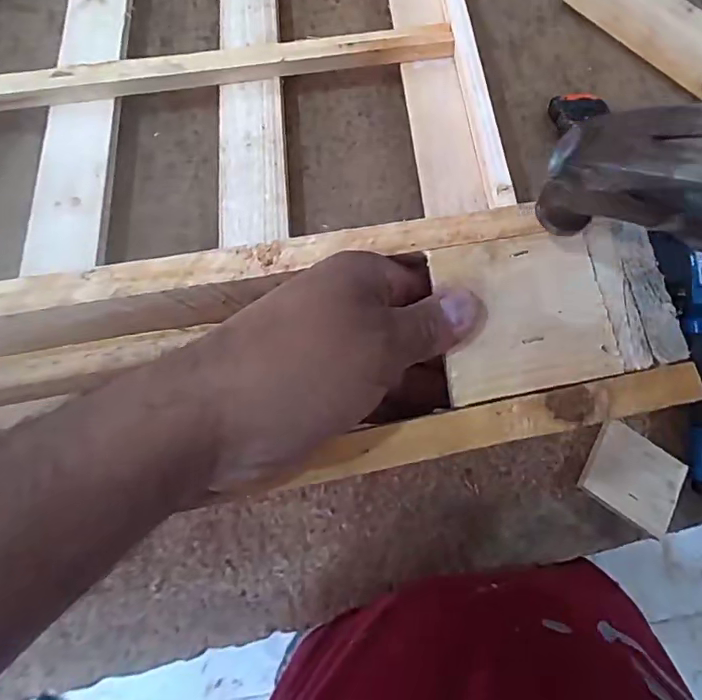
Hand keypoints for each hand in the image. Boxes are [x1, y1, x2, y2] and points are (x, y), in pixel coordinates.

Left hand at [193, 251, 483, 489]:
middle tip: (494, 378)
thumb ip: (428, 326)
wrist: (200, 425)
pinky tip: (421, 423)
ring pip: (389, 359)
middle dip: (446, 348)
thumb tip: (472, 299)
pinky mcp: (312, 387)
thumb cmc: (302, 370)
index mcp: (361, 276)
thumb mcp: (378, 345)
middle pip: (409, 320)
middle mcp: (344, 304)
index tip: (500, 333)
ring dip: (422, 381)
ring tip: (470, 406)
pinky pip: (365, 388)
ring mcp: (326, 347)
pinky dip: (391, 404)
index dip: (460, 304)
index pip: (426, 279)